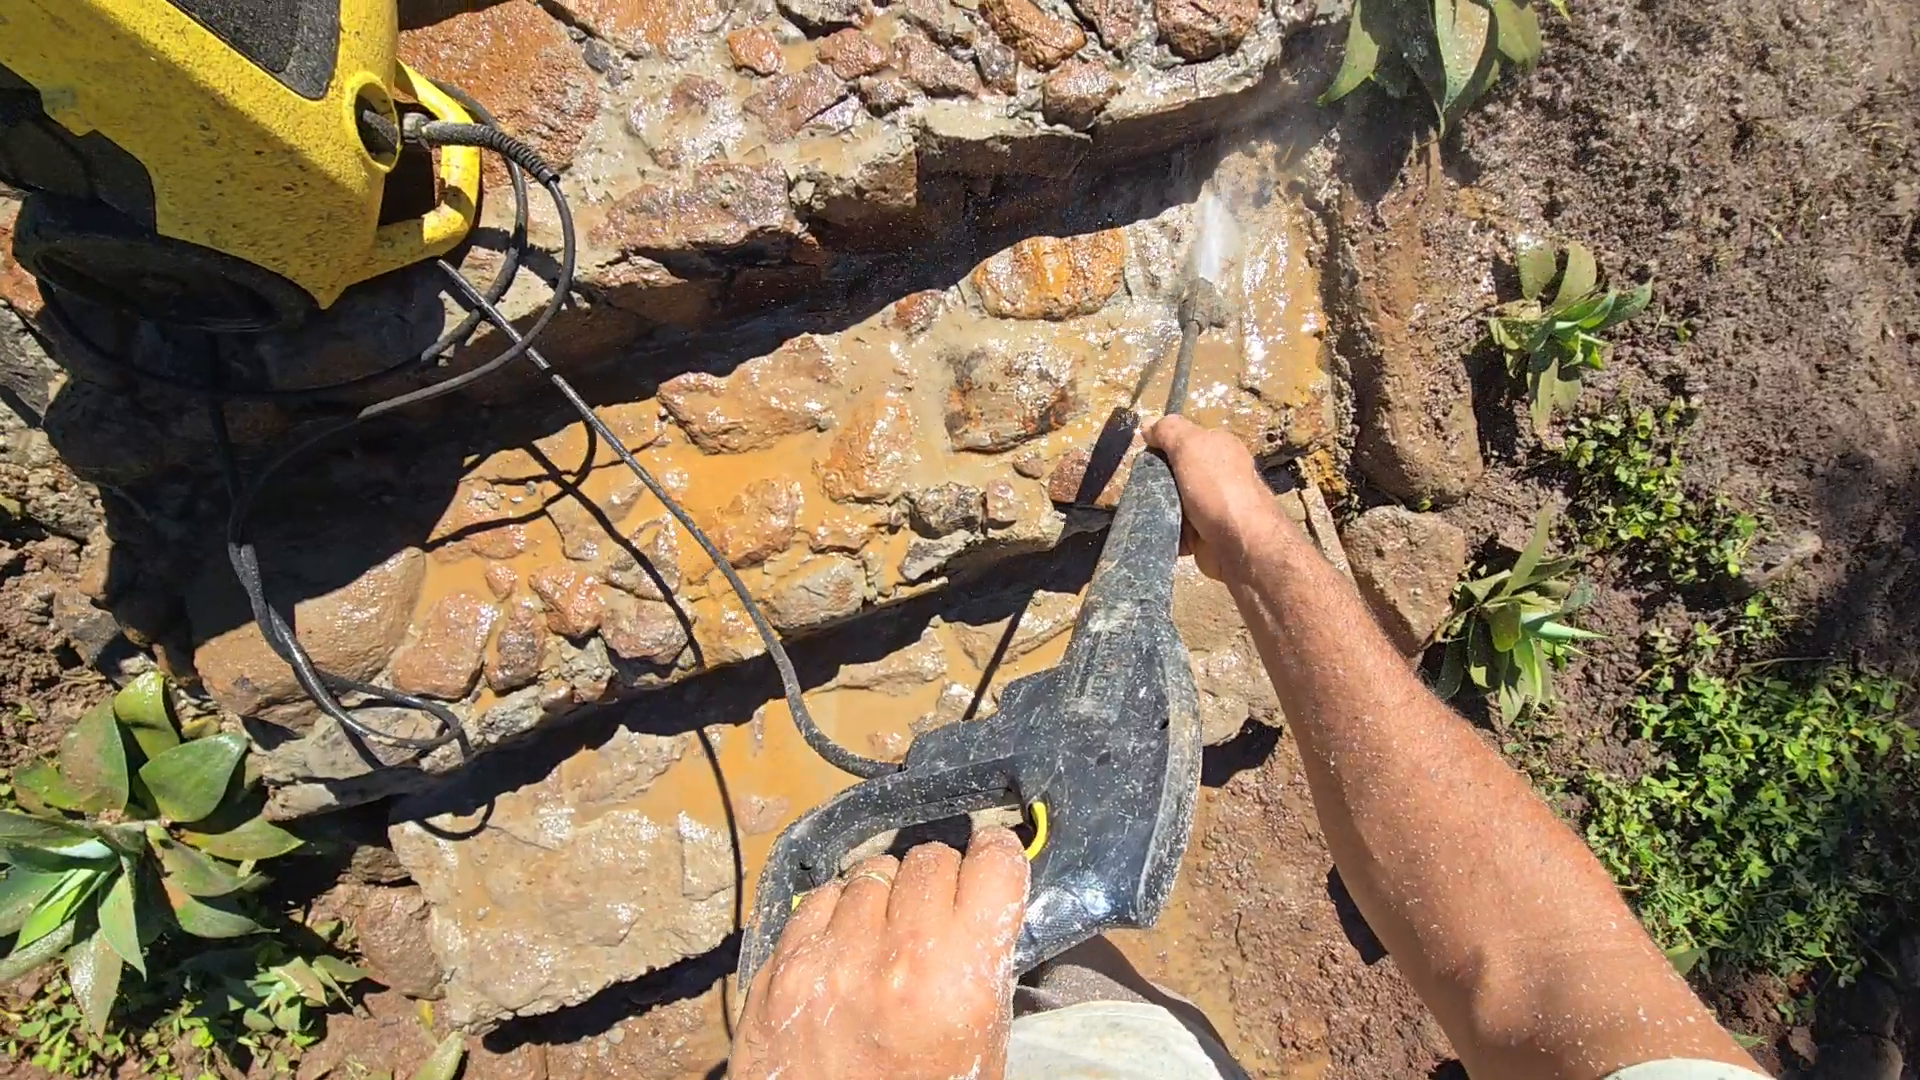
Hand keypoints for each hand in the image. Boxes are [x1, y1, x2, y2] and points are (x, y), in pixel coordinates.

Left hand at [730, 828, 1030, 1079]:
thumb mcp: (981, 1042)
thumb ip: (984, 960)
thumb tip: (983, 893)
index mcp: (961, 980)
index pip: (994, 864)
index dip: (997, 858)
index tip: (992, 863)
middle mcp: (899, 957)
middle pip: (930, 857)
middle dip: (939, 880)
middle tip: (934, 916)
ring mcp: (834, 958)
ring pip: (874, 869)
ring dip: (886, 896)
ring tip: (885, 937)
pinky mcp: (783, 967)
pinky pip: (823, 896)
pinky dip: (838, 912)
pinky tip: (845, 947)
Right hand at [1146, 415, 1282, 579]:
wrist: (1239, 543)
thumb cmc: (1217, 489)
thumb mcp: (1191, 445)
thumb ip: (1169, 430)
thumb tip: (1148, 426)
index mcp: (1218, 448)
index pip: (1182, 440)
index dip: (1161, 447)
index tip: (1145, 459)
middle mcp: (1216, 475)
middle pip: (1172, 472)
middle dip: (1155, 481)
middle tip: (1141, 488)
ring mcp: (1209, 505)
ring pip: (1170, 501)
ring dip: (1157, 507)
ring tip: (1145, 511)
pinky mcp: (1201, 533)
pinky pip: (1173, 527)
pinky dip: (1164, 529)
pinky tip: (1156, 530)